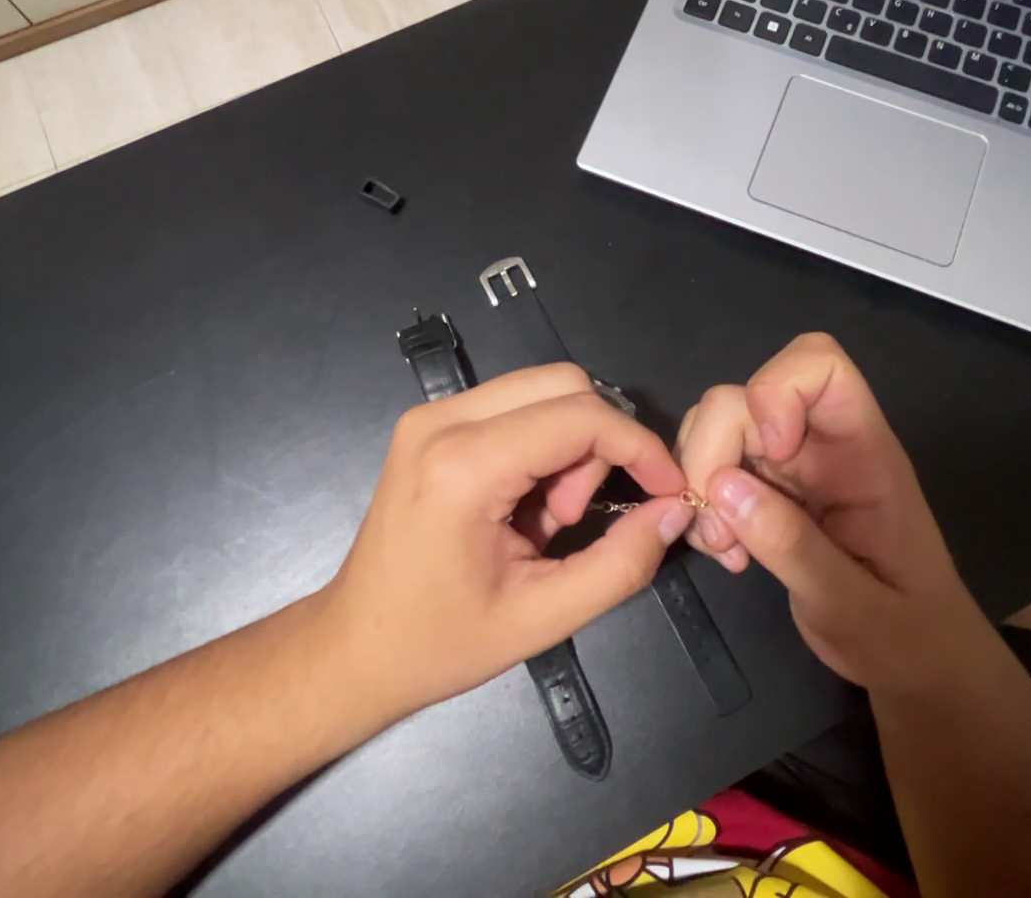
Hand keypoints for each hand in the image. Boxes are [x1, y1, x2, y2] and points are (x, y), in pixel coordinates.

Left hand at [320, 363, 693, 719]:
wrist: (355, 646)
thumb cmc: (440, 642)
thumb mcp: (545, 617)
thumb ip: (622, 563)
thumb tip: (675, 511)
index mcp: (464, 466)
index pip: (580, 415)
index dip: (639, 446)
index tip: (668, 489)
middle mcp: (442, 420)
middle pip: (564, 384)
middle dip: (597, 444)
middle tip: (576, 515)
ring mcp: (430, 416)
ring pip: (541, 390)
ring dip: (569, 446)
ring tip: (547, 518)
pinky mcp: (430, 424)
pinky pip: (514, 406)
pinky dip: (541, 445)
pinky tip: (523, 505)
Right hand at [675, 333, 996, 694]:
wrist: (913, 660)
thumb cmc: (904, 635)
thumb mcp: (854, 606)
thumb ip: (792, 546)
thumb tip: (720, 486)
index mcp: (863, 453)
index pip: (821, 366)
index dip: (777, 390)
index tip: (768, 455)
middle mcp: (819, 446)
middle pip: (746, 396)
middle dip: (711, 451)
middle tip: (717, 529)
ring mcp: (788, 466)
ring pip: (718, 427)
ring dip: (699, 480)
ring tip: (722, 546)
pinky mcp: (764, 490)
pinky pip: (712, 468)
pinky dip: (701, 503)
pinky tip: (724, 550)